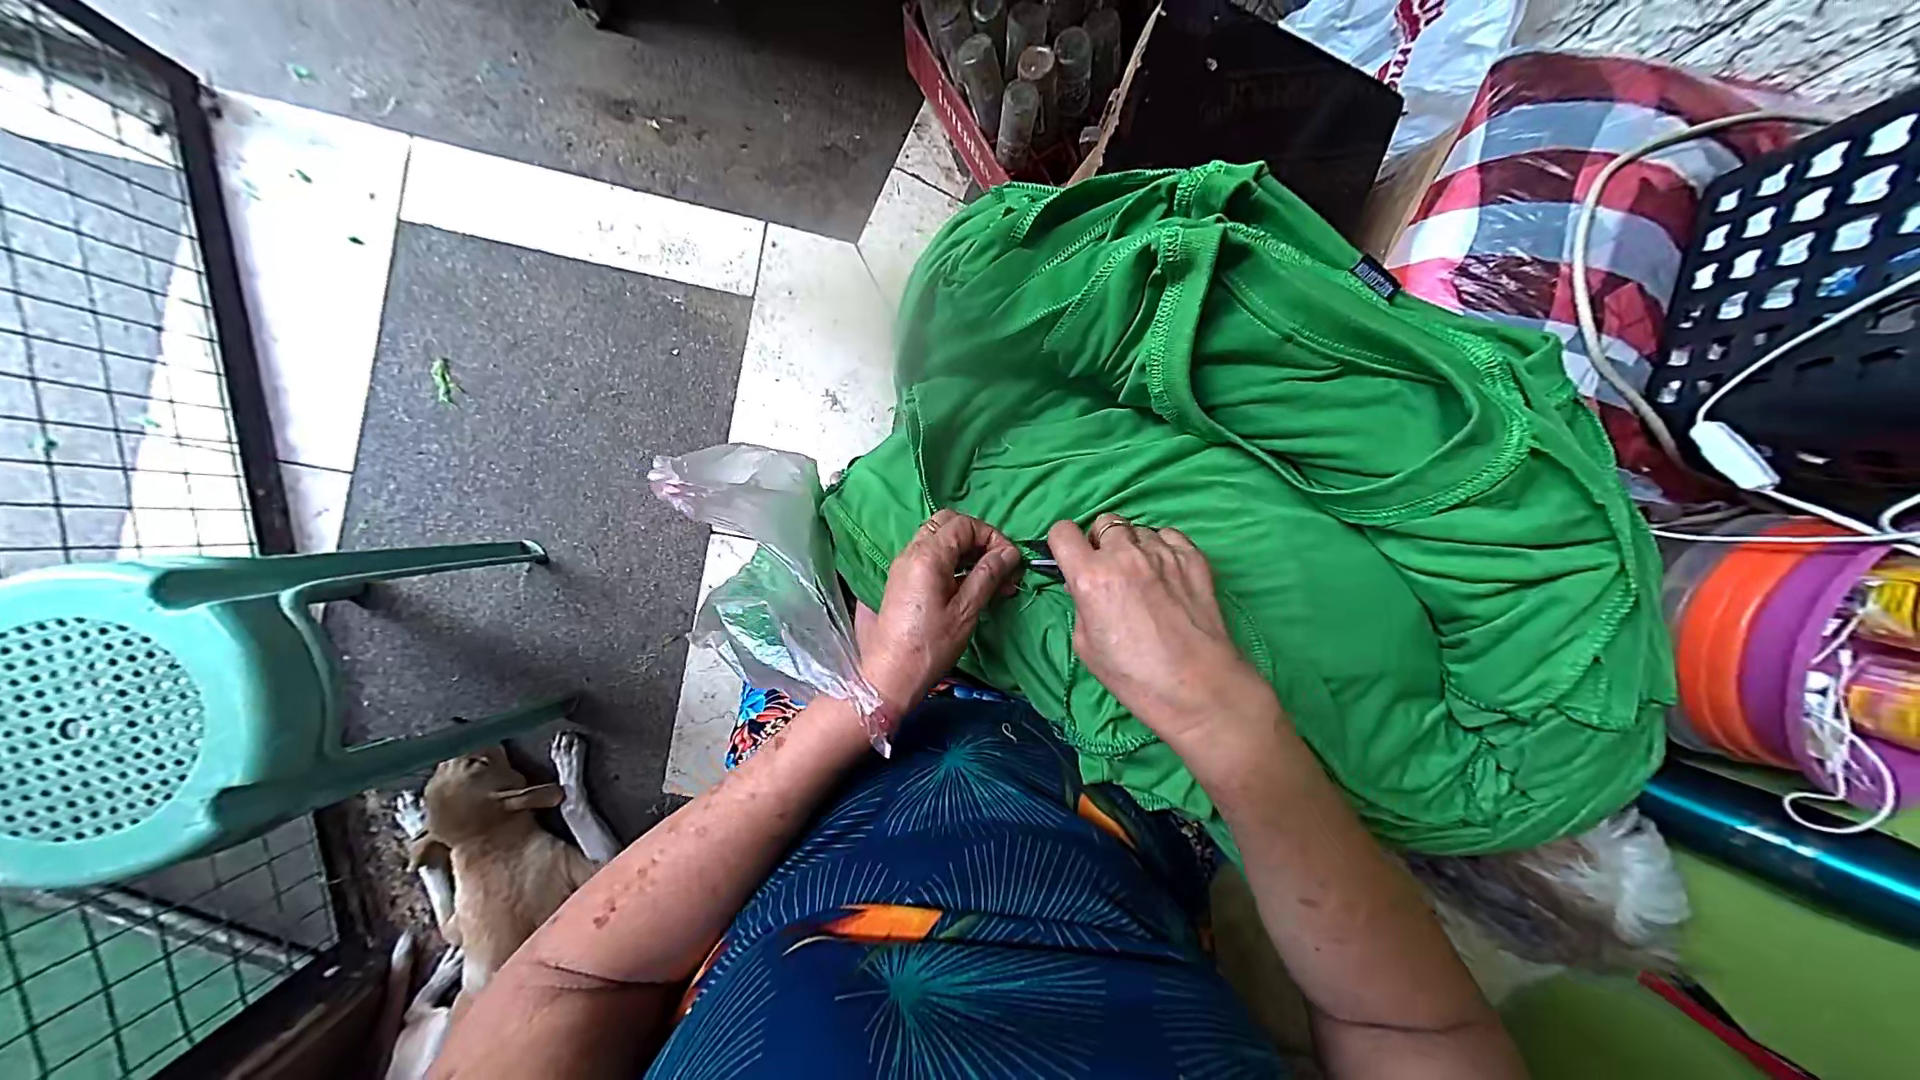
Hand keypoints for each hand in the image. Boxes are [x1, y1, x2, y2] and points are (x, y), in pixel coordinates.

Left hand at [859, 509, 1021, 712]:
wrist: (890, 674)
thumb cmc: (929, 646)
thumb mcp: (966, 611)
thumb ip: (988, 575)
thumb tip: (1009, 553)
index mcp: (927, 556)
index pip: (964, 524)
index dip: (992, 536)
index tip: (1009, 560)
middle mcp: (911, 552)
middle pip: (948, 524)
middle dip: (978, 538)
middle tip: (999, 564)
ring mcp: (903, 565)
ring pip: (938, 538)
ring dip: (966, 550)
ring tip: (990, 578)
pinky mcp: (902, 579)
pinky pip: (930, 555)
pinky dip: (952, 560)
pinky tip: (969, 585)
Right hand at [1048, 514, 1280, 748]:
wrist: (1197, 686)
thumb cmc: (1134, 675)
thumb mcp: (1085, 645)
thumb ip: (1080, 605)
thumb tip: (1083, 586)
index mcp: (1091, 576)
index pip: (1063, 532)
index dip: (1064, 545)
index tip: (1072, 559)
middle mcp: (1125, 555)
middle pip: (1104, 523)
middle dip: (1101, 543)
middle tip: (1110, 570)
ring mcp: (1162, 553)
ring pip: (1137, 529)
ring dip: (1133, 546)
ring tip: (1142, 575)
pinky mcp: (1193, 557)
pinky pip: (1168, 536)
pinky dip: (1162, 548)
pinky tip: (1165, 573)